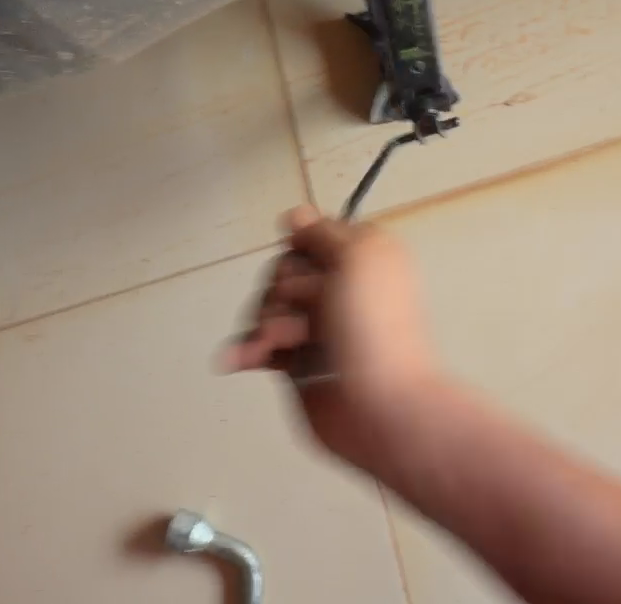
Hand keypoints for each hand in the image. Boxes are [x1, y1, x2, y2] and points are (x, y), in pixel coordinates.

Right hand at [223, 206, 442, 472]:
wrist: (378, 406)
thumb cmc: (374, 326)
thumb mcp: (357, 258)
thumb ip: (323, 232)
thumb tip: (296, 213)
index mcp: (362, 257)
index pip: (311, 236)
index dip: (303, 250)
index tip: (311, 265)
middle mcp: (340, 286)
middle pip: (284, 270)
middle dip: (285, 290)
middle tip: (309, 312)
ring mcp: (318, 325)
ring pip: (268, 306)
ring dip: (270, 322)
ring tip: (286, 344)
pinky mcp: (297, 360)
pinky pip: (261, 342)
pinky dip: (250, 348)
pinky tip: (242, 358)